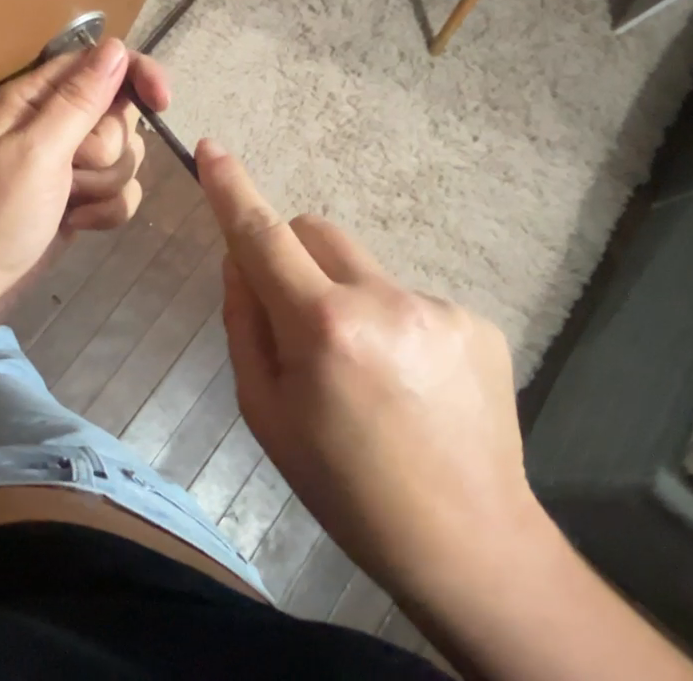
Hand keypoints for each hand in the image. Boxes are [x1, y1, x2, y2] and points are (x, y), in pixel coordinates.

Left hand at [0, 38, 170, 306]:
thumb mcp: (37, 151)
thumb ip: (79, 101)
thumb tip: (117, 47)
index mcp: (34, 98)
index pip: (99, 63)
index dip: (135, 76)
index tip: (162, 101)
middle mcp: (54, 121)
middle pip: (119, 115)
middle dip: (104, 151)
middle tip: (70, 173)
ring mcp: (70, 161)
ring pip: (126, 156)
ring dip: (102, 185)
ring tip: (65, 203)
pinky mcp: (83, 195)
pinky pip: (123, 191)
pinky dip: (105, 211)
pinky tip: (75, 224)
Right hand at [194, 138, 543, 601]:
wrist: (466, 542)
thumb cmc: (340, 483)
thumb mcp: (263, 408)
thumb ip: (245, 321)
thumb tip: (241, 260)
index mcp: (322, 327)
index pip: (263, 236)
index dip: (232, 190)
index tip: (214, 149)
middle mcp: (384, 301)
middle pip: (317, 232)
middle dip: (291, 255)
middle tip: (292, 318)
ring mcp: (440, 309)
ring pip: (362, 268)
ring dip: (342, 296)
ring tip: (363, 372)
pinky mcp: (478, 323)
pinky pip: (407, 299)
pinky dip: (389, 323)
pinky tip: (406, 383)